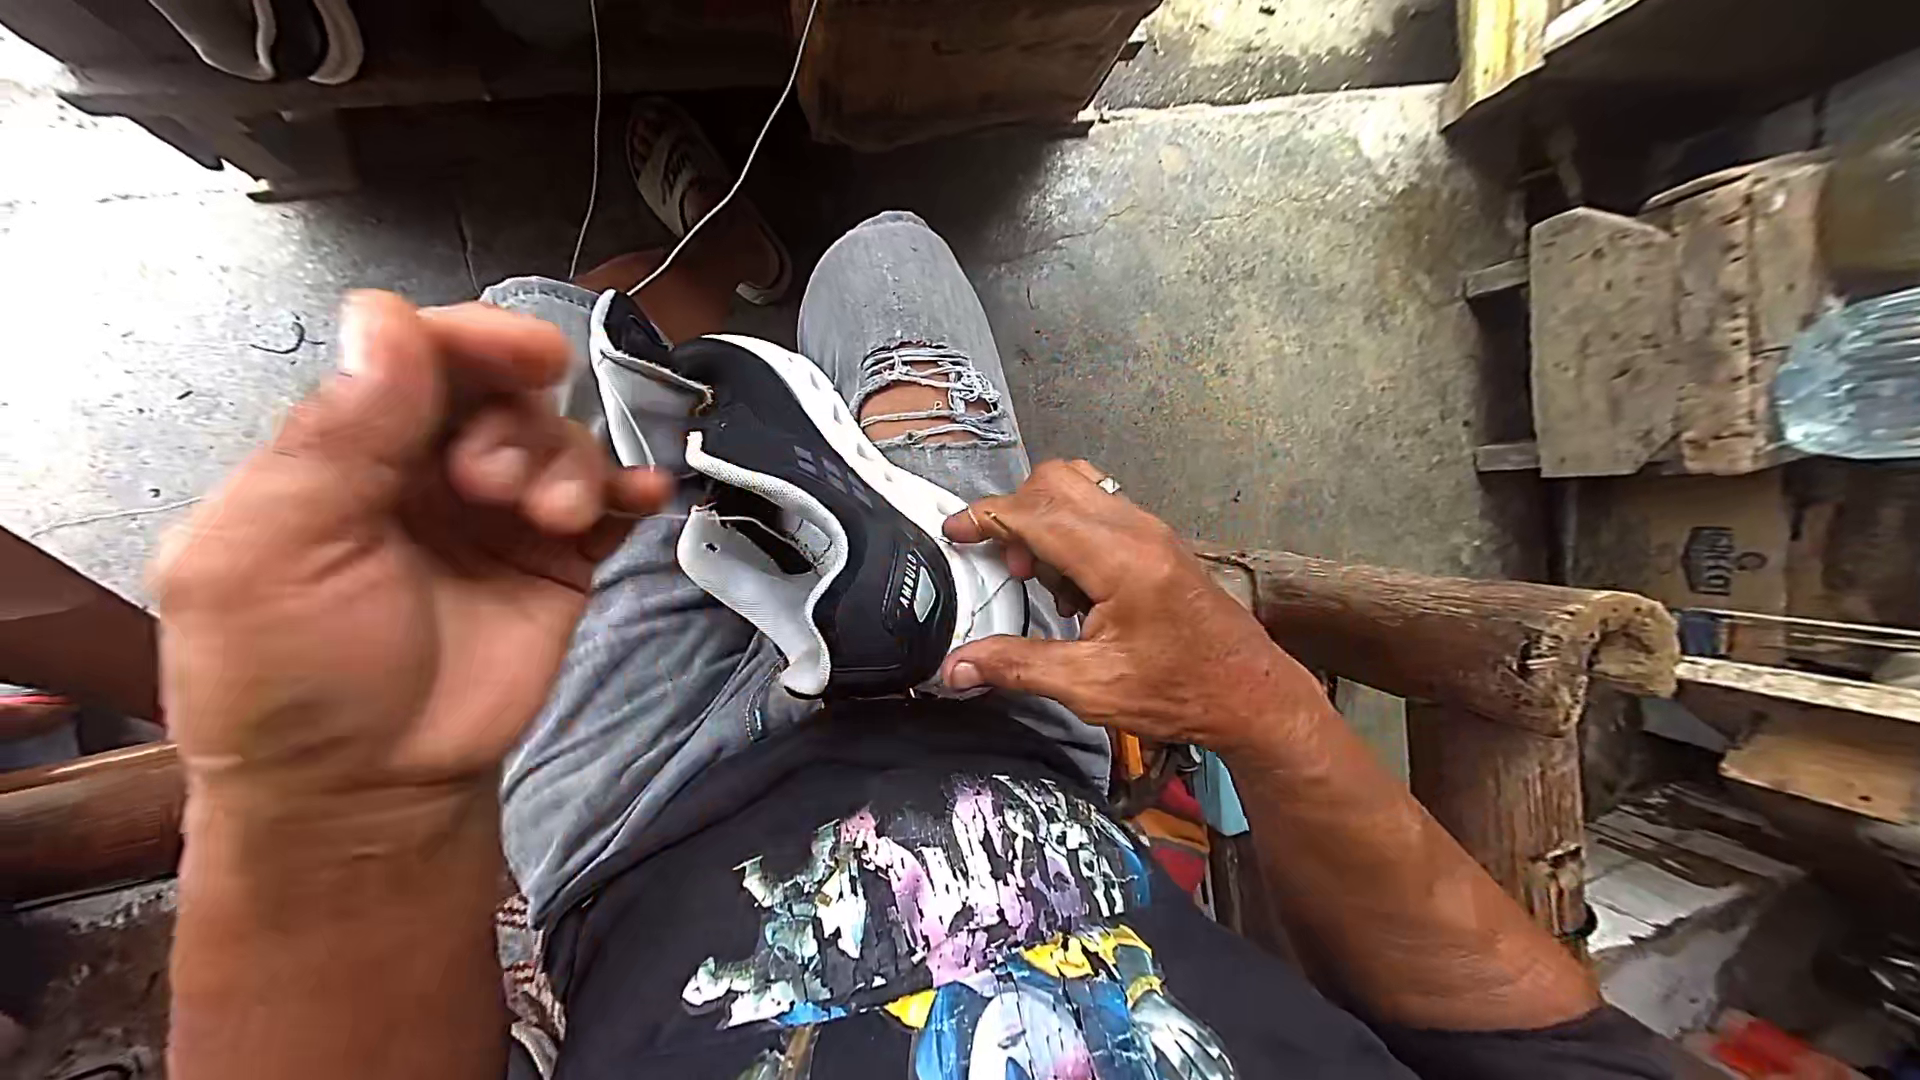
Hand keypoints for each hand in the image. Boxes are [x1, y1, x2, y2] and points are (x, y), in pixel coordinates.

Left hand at [154, 291, 670, 806]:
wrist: (380, 777)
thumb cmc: (297, 670)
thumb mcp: (274, 550)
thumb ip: (337, 436)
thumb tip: (391, 318)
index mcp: (350, 454)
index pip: (417, 363)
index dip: (473, 342)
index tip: (532, 355)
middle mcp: (436, 471)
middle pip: (505, 399)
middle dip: (517, 427)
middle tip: (495, 488)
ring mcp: (509, 515)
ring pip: (566, 446)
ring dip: (572, 467)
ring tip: (552, 520)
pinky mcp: (567, 556)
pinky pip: (613, 505)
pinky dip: (635, 490)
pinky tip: (649, 494)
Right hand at [938, 460, 1328, 753]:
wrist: (1249, 693)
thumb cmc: (1184, 690)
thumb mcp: (1090, 687)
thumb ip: (1016, 667)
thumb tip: (959, 666)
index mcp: (1121, 561)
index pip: (1035, 513)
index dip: (985, 518)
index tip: (956, 531)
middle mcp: (1137, 531)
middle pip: (1054, 480)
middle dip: (1014, 513)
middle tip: (1007, 566)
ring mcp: (1149, 530)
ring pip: (1077, 486)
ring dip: (1042, 517)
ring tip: (1040, 575)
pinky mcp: (1155, 540)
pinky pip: (1097, 507)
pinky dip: (1068, 527)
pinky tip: (1072, 581)